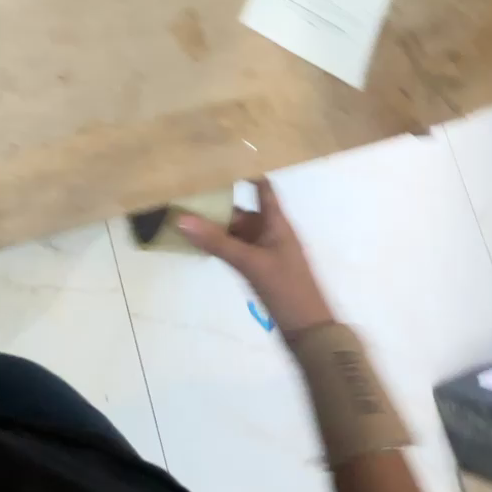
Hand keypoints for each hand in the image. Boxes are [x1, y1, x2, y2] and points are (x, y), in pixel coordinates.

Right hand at [178, 177, 334, 336]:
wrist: (309, 334)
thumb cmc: (287, 290)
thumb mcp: (250, 263)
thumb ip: (216, 242)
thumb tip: (181, 219)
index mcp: (277, 223)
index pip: (263, 188)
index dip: (248, 171)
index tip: (223, 157)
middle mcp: (271, 233)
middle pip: (243, 210)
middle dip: (218, 202)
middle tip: (188, 190)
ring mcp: (265, 252)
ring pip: (236, 231)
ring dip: (215, 225)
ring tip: (185, 214)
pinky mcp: (259, 270)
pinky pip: (235, 249)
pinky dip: (218, 244)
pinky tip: (198, 244)